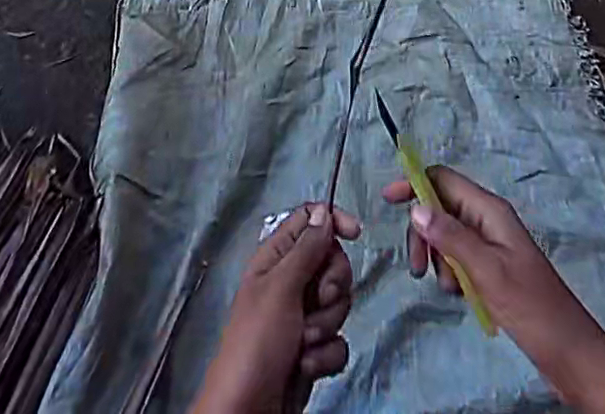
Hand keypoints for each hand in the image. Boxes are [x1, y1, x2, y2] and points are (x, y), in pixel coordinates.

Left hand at [189, 203, 361, 413]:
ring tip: (303, 341)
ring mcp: (302, 316)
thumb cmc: (258, 339)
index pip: (308, 221)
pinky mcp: (313, 349)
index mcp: (275, 257)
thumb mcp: (281, 288)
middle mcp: (290, 281)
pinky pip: (338, 340)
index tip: (355, 233)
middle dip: (332, 284)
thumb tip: (324, 210)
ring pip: (339, 302)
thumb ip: (306, 249)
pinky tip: (306, 365)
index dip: (332, 221)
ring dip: (326, 324)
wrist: (249, 411)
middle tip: (318, 300)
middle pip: (331, 261)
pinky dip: (326, 354)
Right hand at [382, 168, 604, 413]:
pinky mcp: (492, 266)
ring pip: (446, 233)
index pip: (443, 179)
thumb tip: (416, 207)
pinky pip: (458, 256)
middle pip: (440, 207)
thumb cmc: (531, 307)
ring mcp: (491, 243)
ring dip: (437, 256)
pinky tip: (459, 293)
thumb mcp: (486, 271)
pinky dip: (450, 271)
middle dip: (423, 232)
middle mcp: (488, 220)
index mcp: (490, 210)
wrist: (571, 355)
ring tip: (448, 287)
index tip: (388, 200)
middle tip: (419, 267)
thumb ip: (450, 236)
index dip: (414, 183)